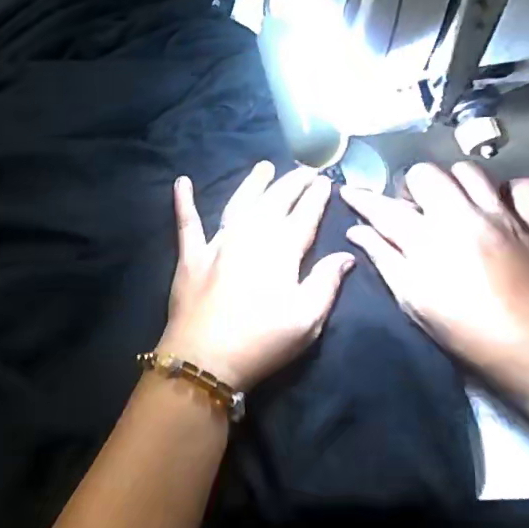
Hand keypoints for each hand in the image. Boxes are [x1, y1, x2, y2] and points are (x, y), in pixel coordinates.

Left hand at [161, 162, 355, 391]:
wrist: (204, 360)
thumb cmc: (262, 341)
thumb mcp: (307, 319)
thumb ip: (326, 282)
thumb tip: (346, 254)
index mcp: (282, 249)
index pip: (305, 215)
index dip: (316, 197)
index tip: (326, 181)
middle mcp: (251, 235)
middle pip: (275, 201)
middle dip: (292, 183)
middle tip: (305, 170)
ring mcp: (218, 243)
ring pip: (239, 203)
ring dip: (253, 184)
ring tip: (265, 167)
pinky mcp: (192, 256)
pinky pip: (188, 223)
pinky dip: (184, 202)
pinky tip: (182, 182)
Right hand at [341, 163, 528, 401]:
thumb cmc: (468, 335)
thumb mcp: (415, 303)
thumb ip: (385, 260)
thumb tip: (358, 232)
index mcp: (428, 239)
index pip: (385, 208)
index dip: (362, 199)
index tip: (349, 193)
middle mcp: (462, 216)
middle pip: (426, 174)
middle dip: (412, 186)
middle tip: (413, 210)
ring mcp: (501, 215)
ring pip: (470, 171)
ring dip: (454, 181)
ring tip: (452, 203)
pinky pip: (525, 187)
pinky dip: (511, 190)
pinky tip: (500, 204)